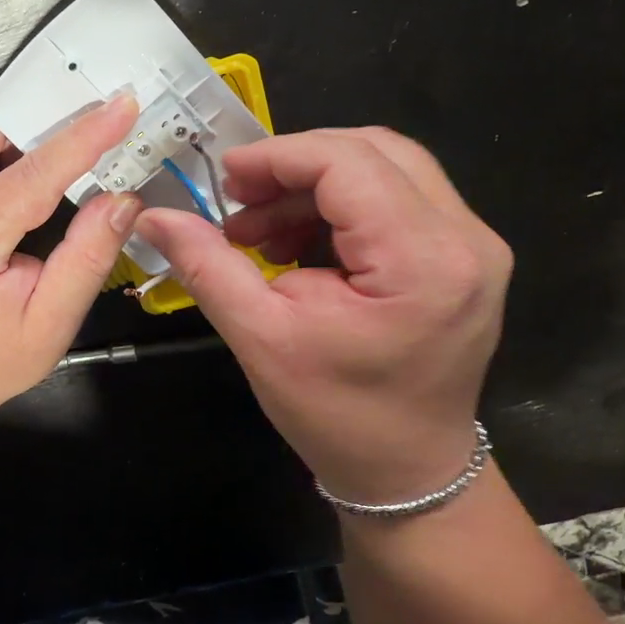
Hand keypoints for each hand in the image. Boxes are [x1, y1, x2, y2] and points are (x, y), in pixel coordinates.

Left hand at [0, 92, 142, 423]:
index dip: (83, 136)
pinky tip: (35, 168)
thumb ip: (86, 257)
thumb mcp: (50, 322)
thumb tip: (122, 201)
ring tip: (62, 142)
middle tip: (79, 119)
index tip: (122, 105)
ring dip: (13, 123)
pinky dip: (2, 145)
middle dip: (27, 108)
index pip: (32, 173)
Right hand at [135, 127, 512, 505]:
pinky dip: (338, 207)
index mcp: (423, 260)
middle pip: (375, 151)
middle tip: (236, 199)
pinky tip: (294, 243)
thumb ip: (206, 265)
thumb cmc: (335, 414)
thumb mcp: (259, 337)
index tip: (223, 180)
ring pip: (388, 169)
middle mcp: (465, 239)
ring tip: (257, 231)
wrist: (406, 472)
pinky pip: (397, 199)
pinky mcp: (461, 257)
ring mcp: (472, 246)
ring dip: (313, 186)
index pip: (349, 163)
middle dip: (295, 165)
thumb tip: (152, 216)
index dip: (278, 157)